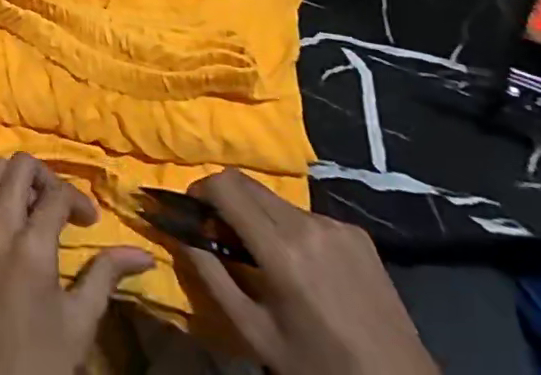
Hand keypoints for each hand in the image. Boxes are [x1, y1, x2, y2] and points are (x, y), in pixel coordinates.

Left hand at [0, 153, 154, 374]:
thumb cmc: (37, 361)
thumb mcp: (79, 323)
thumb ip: (106, 275)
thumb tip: (144, 254)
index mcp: (30, 244)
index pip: (56, 194)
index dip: (80, 201)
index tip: (92, 223)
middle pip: (17, 166)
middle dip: (46, 175)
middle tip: (62, 204)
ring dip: (18, 179)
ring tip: (39, 207)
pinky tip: (17, 224)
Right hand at [177, 170, 438, 374]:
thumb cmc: (318, 367)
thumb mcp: (255, 333)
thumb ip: (214, 277)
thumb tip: (183, 234)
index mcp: (282, 250)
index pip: (226, 187)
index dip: (200, 190)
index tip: (191, 211)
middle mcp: (309, 223)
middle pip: (248, 183)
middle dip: (224, 198)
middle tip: (216, 231)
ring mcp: (337, 224)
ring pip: (277, 199)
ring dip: (257, 215)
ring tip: (261, 255)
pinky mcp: (357, 232)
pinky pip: (308, 217)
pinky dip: (290, 229)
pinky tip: (302, 268)